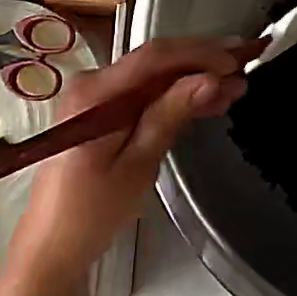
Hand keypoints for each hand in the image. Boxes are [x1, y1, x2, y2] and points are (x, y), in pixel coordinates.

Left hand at [8, 38, 248, 281]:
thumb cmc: (91, 212)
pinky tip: (202, 101)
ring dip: (190, 79)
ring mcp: (91, 97)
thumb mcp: (138, 164)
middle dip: (200, 62)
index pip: (153, 57)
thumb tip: (210, 80)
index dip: (199, 53)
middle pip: (152, 62)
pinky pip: (140, 93)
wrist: (52, 242)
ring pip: (150, 77)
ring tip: (233, 87)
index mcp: (95, 93)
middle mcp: (90, 84)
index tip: (237, 59)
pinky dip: (171, 95)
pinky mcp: (97, 112)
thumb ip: (170, 115)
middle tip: (244, 67)